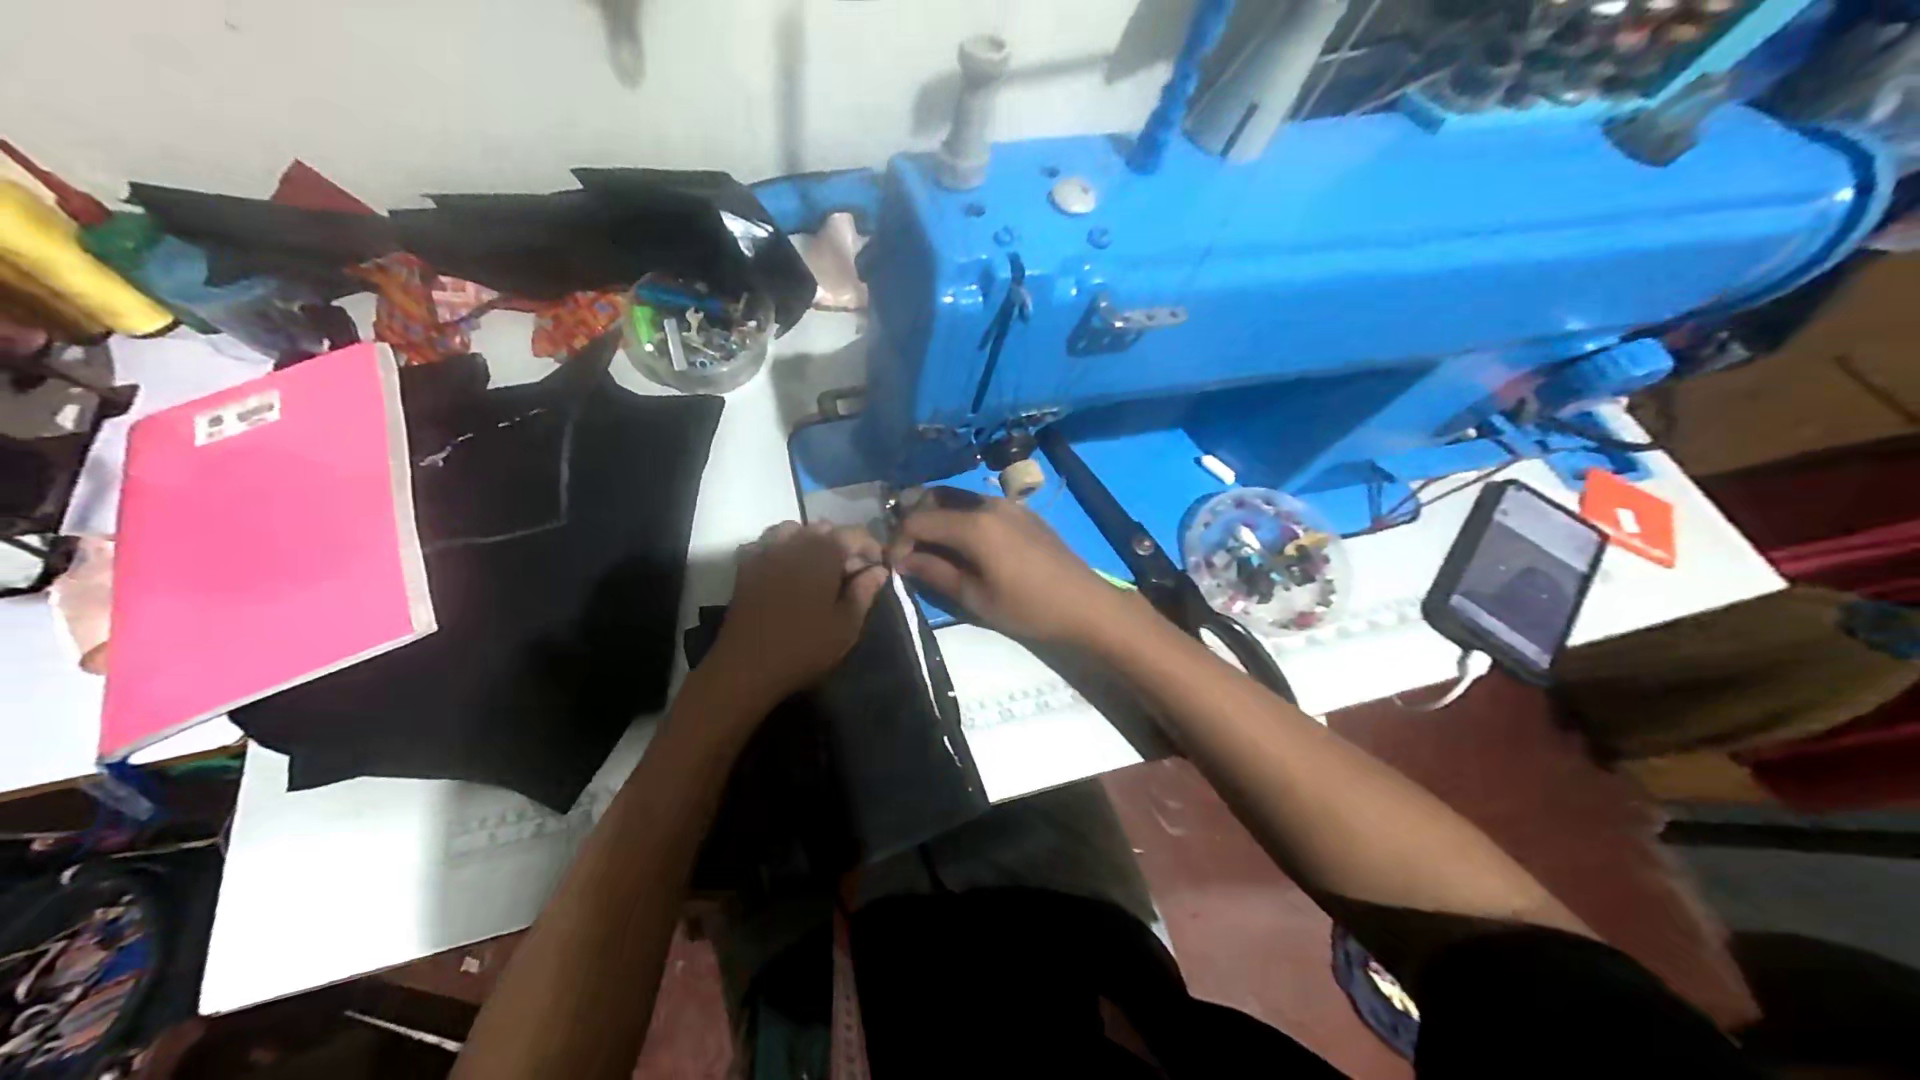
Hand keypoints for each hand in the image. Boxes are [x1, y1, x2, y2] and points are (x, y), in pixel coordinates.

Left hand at [708, 521, 889, 702]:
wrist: (747, 667)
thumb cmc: (804, 648)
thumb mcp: (846, 626)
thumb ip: (864, 591)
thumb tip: (878, 569)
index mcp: (823, 554)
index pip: (854, 534)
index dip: (871, 547)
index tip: (879, 567)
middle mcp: (794, 543)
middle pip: (824, 528)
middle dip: (842, 544)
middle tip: (851, 573)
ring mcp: (766, 552)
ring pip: (793, 530)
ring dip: (811, 542)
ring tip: (819, 568)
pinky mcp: (746, 567)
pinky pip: (767, 543)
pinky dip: (781, 548)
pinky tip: (787, 569)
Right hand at [888, 487, 1135, 643]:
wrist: (1086, 605)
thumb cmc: (1028, 608)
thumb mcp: (975, 597)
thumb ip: (934, 572)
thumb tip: (902, 560)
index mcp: (974, 524)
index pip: (918, 520)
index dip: (898, 540)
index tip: (893, 564)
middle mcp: (988, 503)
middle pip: (936, 499)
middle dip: (915, 522)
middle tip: (908, 552)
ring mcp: (1008, 504)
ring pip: (958, 500)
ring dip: (938, 518)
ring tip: (932, 549)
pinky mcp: (1023, 512)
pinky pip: (980, 506)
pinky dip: (961, 518)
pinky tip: (964, 545)